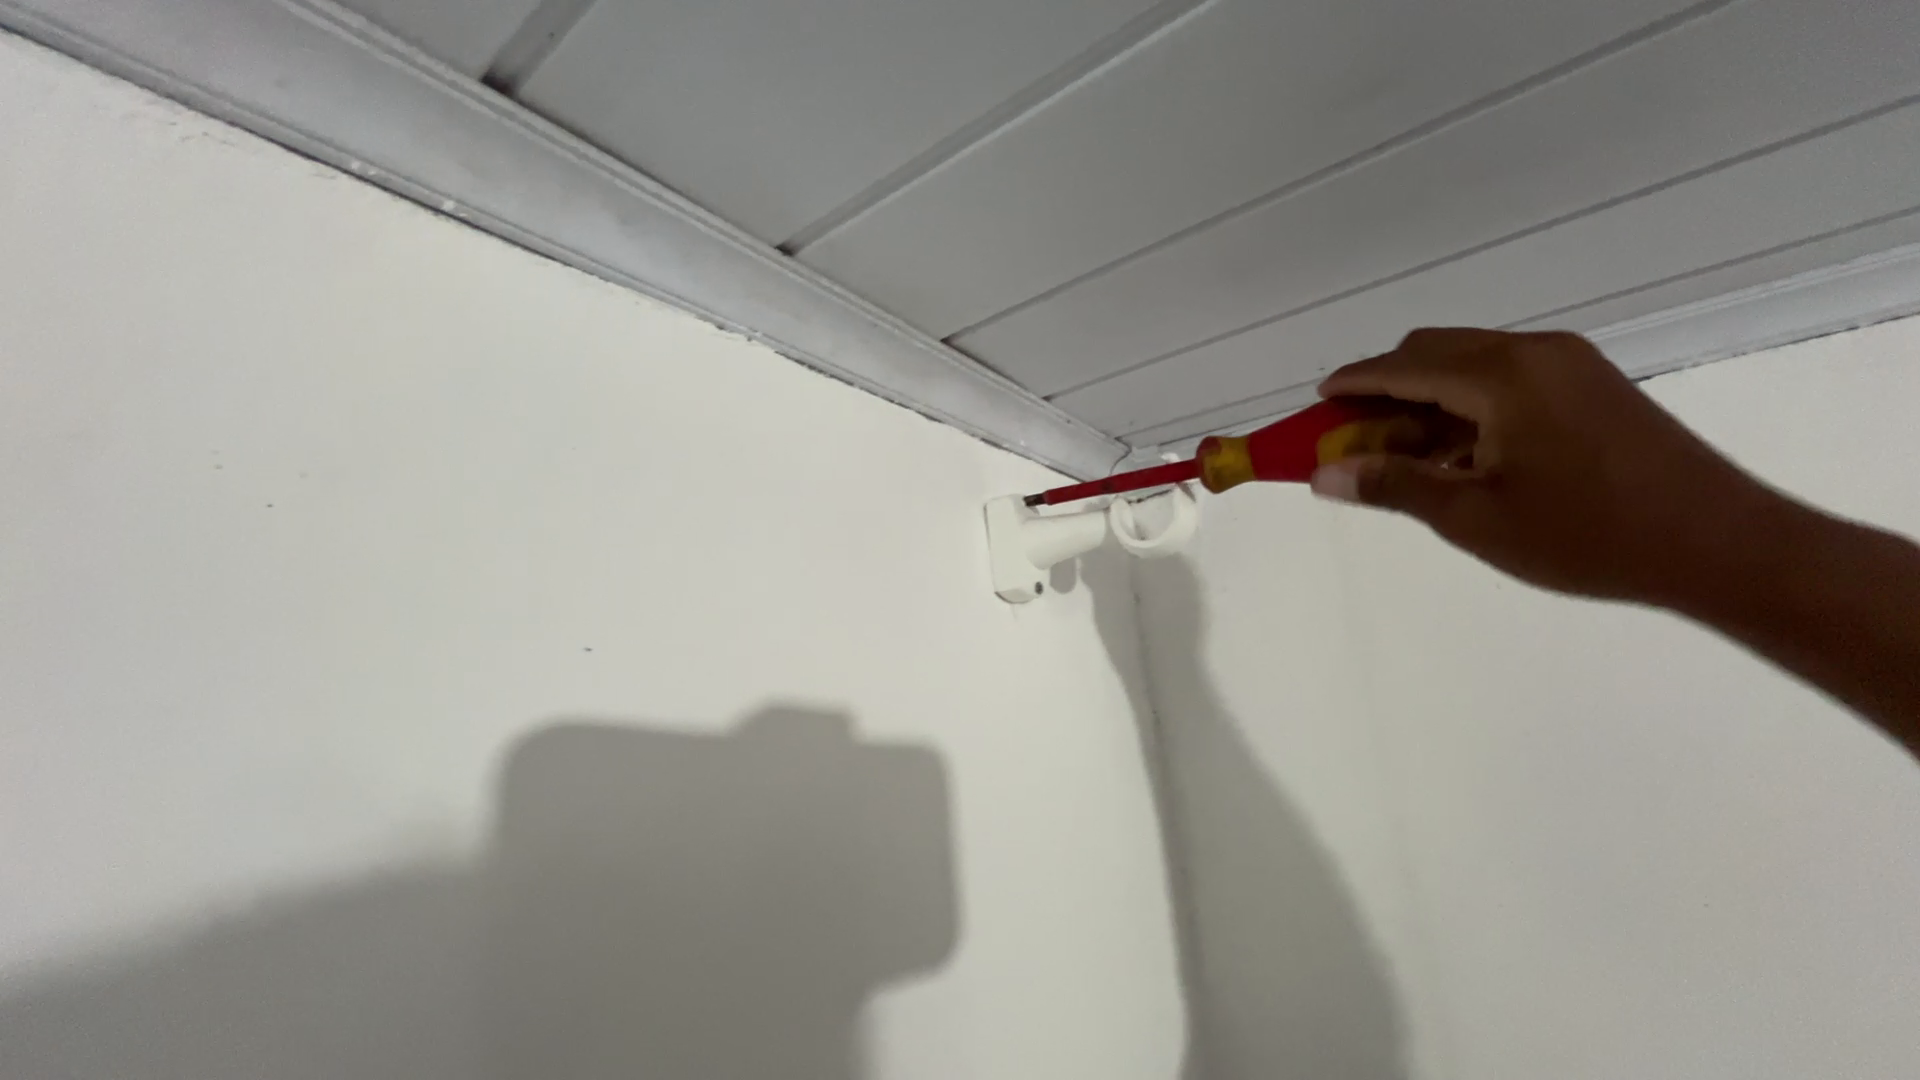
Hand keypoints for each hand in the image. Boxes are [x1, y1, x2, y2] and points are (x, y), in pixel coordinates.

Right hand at [1311, 327, 1782, 605]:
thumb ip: (1392, 486)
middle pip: (1434, 352)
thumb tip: (1322, 475)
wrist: (1724, 546)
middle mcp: (1535, 353)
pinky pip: (1505, 381)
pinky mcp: (1591, 387)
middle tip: (1354, 440)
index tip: (1314, 406)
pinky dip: (1464, 408)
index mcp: (1502, 375)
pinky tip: (1459, 456)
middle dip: (1383, 392)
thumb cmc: (1586, 534)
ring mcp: (1570, 366)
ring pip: (1469, 366)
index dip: (1351, 384)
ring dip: (1424, 402)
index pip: (1403, 366)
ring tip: (1403, 457)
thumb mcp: (1472, 517)